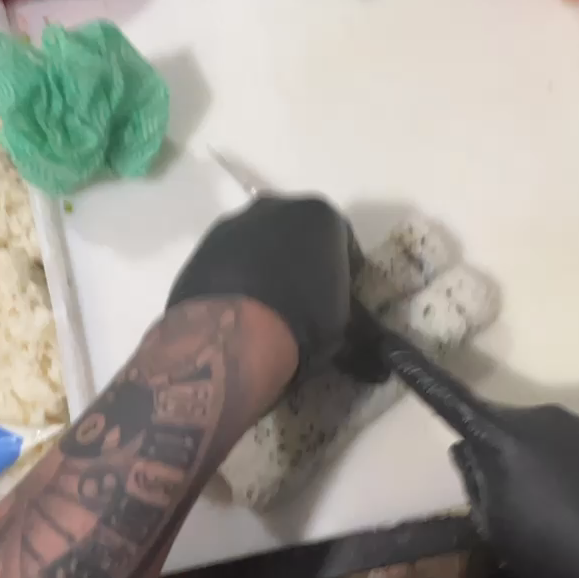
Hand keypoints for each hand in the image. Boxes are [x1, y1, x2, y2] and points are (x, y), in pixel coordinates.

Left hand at [168, 195, 361, 377]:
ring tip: (266, 312)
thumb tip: (379, 371)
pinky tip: (238, 312)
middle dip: (301, 264)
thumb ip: (360, 337)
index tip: (338, 302)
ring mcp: (232, 224)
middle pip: (297, 236)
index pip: (342, 242)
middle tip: (302, 305)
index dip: (343, 274)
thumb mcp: (342, 332)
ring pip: (258, 245)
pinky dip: (235, 280)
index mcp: (320, 216)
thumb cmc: (301, 325)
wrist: (231, 336)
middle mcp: (275, 206)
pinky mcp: (200, 248)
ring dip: (265, 270)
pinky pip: (228, 262)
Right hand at [384, 333, 578, 577]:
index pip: (448, 399)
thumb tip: (465, 450)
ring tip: (557, 520)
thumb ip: (476, 485)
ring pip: (536, 438)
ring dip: (534, 466)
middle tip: (511, 509)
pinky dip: (567, 473)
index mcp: (503, 439)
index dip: (416, 371)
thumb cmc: (566, 560)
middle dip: (494, 455)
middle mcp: (541, 417)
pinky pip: (572, 448)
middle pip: (498, 426)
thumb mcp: (501, 534)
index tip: (389, 341)